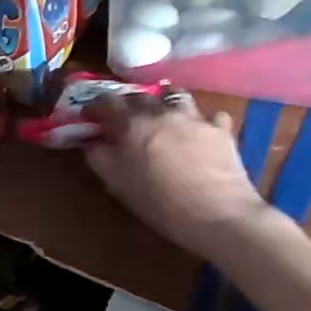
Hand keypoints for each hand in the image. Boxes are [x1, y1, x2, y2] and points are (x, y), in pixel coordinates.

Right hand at [84, 93, 274, 260]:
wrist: (219, 215)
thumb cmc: (161, 205)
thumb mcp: (119, 186)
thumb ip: (99, 158)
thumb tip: (91, 141)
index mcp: (132, 125)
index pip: (106, 102)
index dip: (95, 107)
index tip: (90, 117)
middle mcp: (161, 112)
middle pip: (139, 95)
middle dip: (127, 103)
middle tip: (124, 120)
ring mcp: (194, 117)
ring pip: (174, 95)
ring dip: (164, 101)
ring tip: (162, 116)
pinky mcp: (220, 128)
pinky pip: (209, 116)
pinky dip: (201, 121)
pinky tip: (200, 133)